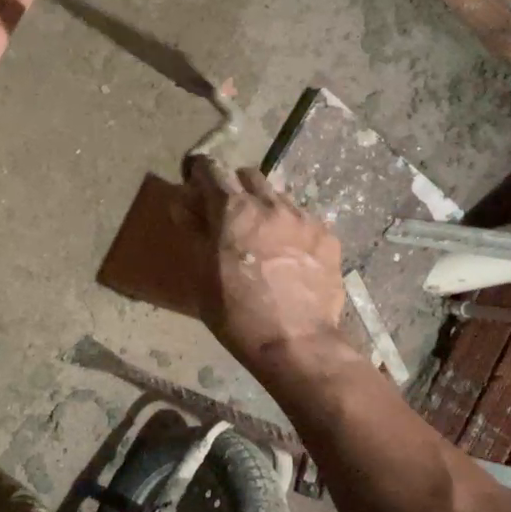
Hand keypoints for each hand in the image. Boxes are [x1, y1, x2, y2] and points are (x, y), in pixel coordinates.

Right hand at [176, 160, 345, 370]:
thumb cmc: (236, 313)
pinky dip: (288, 228)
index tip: (192, 182)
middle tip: (225, 212)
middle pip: (248, 175)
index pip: (211, 169)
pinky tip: (286, 256)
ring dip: (263, 207)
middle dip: (233, 186)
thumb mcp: (201, 275)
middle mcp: (271, 204)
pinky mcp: (328, 237)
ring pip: (278, 196)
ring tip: (259, 237)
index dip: (198, 172)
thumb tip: (183, 205)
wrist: (296, 343)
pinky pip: (302, 219)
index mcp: (233, 210)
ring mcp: (304, 219)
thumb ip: (194, 233)